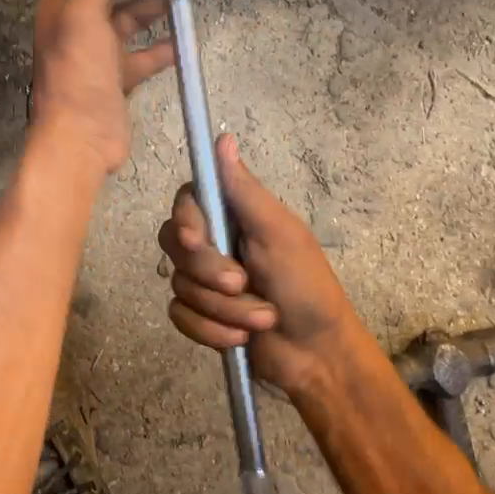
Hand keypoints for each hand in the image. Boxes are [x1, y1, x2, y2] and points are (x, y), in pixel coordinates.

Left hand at [29, 0, 176, 172]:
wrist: (79, 139)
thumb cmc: (77, 73)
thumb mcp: (86, 13)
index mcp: (63, 5)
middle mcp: (77, 25)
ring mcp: (96, 53)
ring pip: (128, 19)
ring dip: (153, 5)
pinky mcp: (116, 78)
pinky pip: (142, 56)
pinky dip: (161, 47)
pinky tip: (182, 40)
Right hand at [158, 135, 355, 395]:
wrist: (319, 357)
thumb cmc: (307, 287)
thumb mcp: (279, 234)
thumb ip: (244, 190)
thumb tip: (222, 137)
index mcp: (233, 216)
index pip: (186, 202)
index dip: (186, 221)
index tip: (196, 240)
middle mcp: (213, 243)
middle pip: (175, 244)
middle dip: (209, 273)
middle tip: (244, 284)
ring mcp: (204, 281)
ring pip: (180, 284)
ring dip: (222, 308)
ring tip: (262, 318)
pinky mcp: (200, 315)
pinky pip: (179, 315)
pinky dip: (210, 330)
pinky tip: (239, 337)